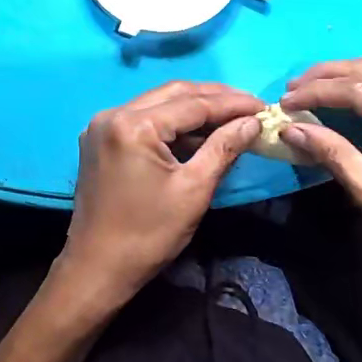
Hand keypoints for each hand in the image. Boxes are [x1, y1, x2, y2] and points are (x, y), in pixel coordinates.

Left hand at [55, 81, 263, 315]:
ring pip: (157, 103)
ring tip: (232, 117)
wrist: (96, 267)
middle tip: (250, 106)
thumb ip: (223, 148)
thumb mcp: (194, 190)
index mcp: (133, 124)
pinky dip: (171, 123)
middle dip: (214, 98)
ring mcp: (101, 126)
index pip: (192, 103)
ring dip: (193, 108)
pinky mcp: (99, 140)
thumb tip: (252, 121)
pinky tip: (198, 131)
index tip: (264, 106)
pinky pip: (142, 119)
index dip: (232, 103)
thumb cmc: (148, 234)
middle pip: (172, 94)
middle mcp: (112, 114)